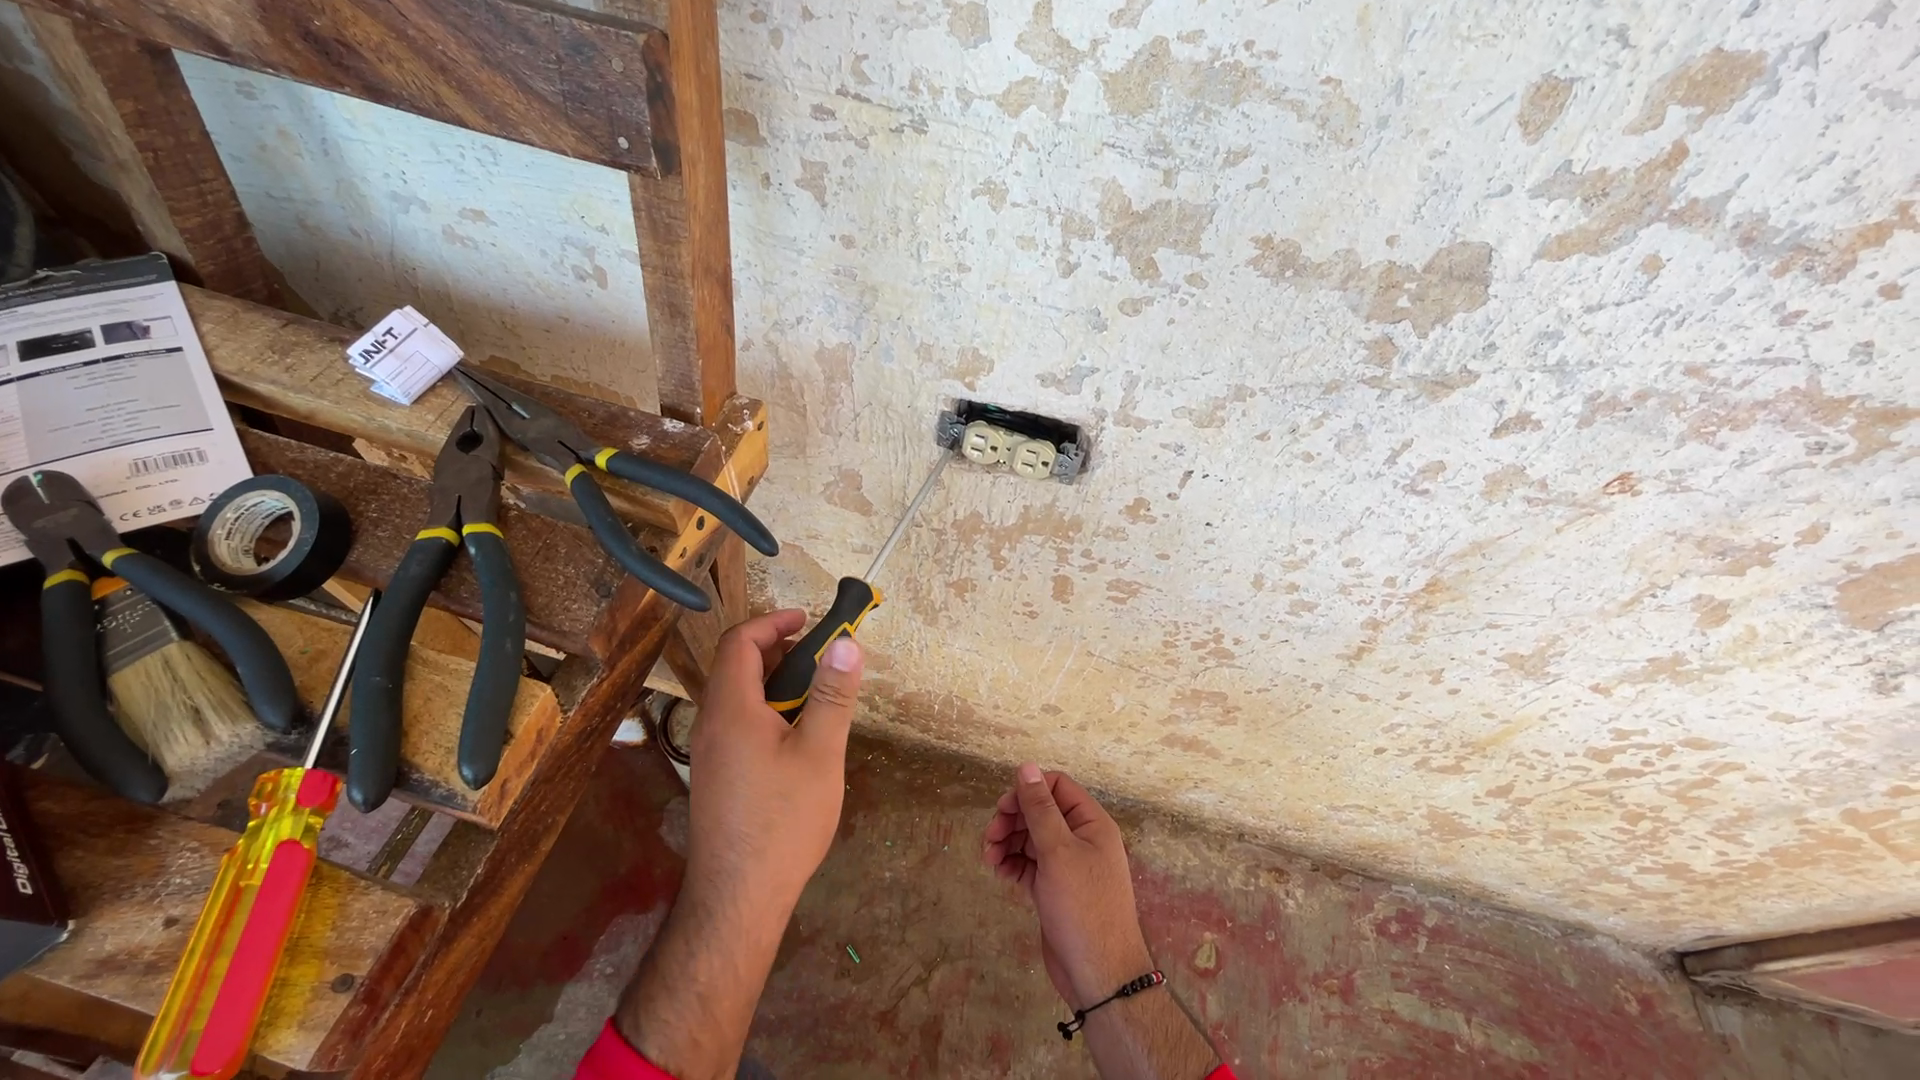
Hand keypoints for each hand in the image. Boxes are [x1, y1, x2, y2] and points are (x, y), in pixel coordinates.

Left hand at [685, 608, 864, 915]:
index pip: (739, 641)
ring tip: (817, 701)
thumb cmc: (783, 821)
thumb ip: (832, 695)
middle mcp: (710, 723)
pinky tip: (797, 742)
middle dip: (779, 652)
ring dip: (775, 685)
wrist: (738, 897)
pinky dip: (766, 713)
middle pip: (736, 666)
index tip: (810, 621)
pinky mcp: (716, 777)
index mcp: (731, 708)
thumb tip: (845, 643)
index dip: (773, 621)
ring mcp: (709, 753)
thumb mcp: (820, 753)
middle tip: (822, 662)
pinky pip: (737, 725)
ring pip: (737, 698)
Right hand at [982, 764, 1154, 1005]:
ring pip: (1030, 838)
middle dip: (1012, 819)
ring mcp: (1067, 865)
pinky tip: (1000, 873)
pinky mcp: (1053, 888)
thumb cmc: (1083, 906)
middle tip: (990, 837)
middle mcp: (1080, 839)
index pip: (1056, 787)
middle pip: (1039, 812)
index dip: (1028, 791)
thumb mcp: (1058, 851)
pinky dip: (1012, 864)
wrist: (1098, 973)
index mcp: (1091, 823)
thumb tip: (1025, 766)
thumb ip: (1039, 808)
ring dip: (1007, 842)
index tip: (1003, 807)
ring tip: (989, 859)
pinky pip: (1028, 864)